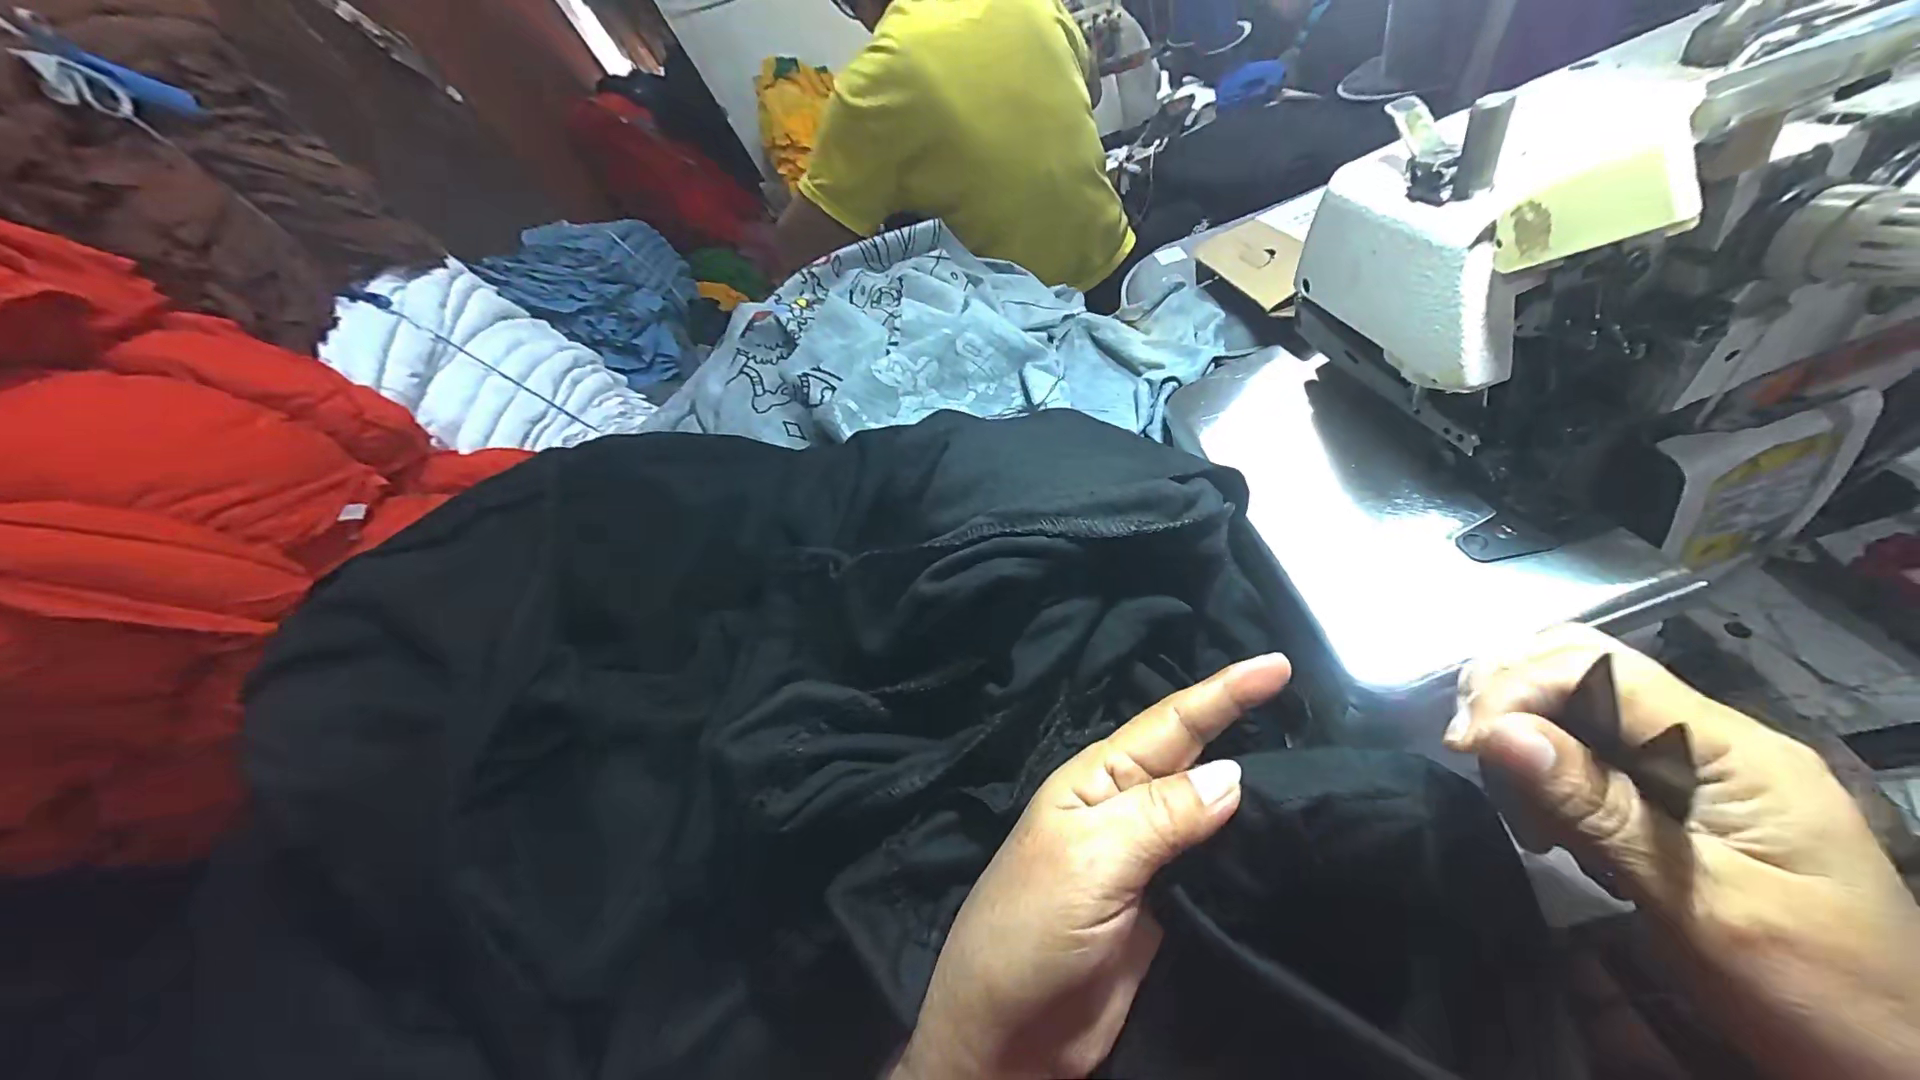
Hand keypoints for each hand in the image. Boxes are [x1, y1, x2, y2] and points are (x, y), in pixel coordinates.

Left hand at [890, 654, 1292, 1079]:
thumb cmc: (1030, 926)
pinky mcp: (1170, 905)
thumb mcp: (1090, 859)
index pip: (1170, 723)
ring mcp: (1149, 857)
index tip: (1278, 664)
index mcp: (1098, 778)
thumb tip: (1234, 771)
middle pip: (1195, 757)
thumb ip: (1161, 816)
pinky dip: (1252, 849)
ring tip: (1319, 765)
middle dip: (1243, 724)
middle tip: (1308, 701)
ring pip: (1212, 810)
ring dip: (1257, 789)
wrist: (1009, 1028)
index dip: (1223, 692)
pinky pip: (1218, 865)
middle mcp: (1126, 806)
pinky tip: (1291, 839)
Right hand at [1445, 625, 1919, 1079]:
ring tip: (1518, 804)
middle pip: (1578, 661)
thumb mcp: (1700, 906)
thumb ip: (1598, 810)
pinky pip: (1577, 742)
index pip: (1598, 670)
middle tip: (1476, 755)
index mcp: (1735, 752)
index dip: (1516, 691)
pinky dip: (1537, 765)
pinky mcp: (1663, 787)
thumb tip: (1500, 732)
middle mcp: (1709, 735)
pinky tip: (1541, 817)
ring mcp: (1688, 759)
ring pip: (1567, 694)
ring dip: (1518, 732)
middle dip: (1508, 695)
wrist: (1895, 1067)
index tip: (1466, 748)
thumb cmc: (1811, 991)